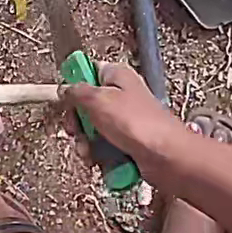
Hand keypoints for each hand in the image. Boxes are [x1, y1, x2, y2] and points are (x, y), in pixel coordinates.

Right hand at [61, 61, 185, 158]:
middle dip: (78, 123)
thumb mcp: (98, 100)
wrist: (168, 157)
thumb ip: (76, 92)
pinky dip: (100, 156)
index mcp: (117, 76)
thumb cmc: (139, 124)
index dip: (74, 84)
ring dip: (87, 144)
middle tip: (77, 131)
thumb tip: (64, 89)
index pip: (87, 70)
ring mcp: (125, 121)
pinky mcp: (128, 143)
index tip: (65, 99)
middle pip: (86, 105)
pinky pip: (104, 147)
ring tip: (91, 152)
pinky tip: (102, 162)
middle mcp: (121, 96)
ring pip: (93, 130)